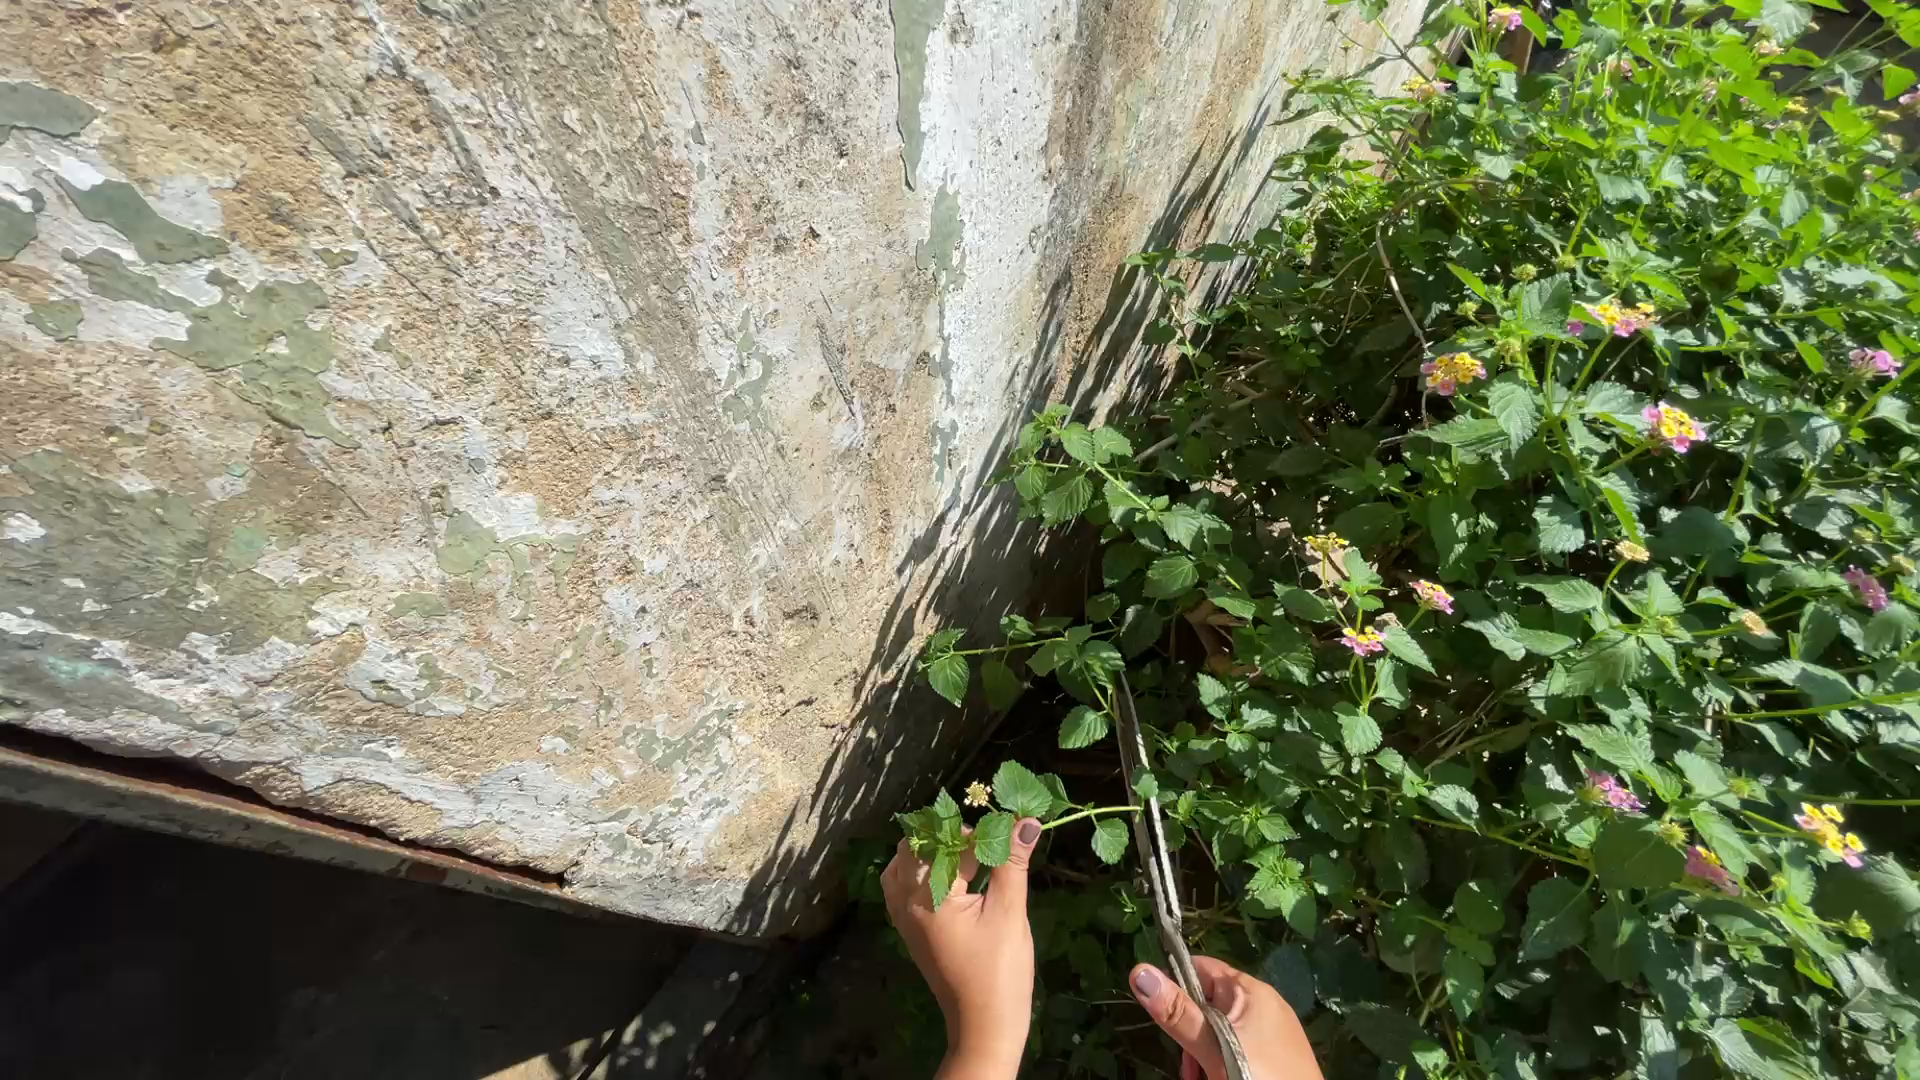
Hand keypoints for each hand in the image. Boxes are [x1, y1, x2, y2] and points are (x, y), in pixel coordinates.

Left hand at [882, 817, 1043, 1079]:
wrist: (985, 1028)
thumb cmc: (1000, 971)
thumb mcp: (1010, 912)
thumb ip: (1012, 862)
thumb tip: (1026, 821)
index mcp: (929, 896)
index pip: (953, 844)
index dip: (983, 833)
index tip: (1008, 831)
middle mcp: (907, 902)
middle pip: (917, 846)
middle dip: (950, 835)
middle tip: (986, 842)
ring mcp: (903, 917)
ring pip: (904, 864)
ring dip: (930, 850)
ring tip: (965, 853)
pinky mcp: (909, 930)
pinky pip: (901, 886)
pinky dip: (920, 871)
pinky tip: (947, 875)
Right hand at [1129, 956, 1324, 1079]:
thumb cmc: (1258, 1079)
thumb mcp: (1213, 1048)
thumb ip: (1177, 1012)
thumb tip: (1137, 970)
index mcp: (1252, 991)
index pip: (1200, 968)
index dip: (1177, 988)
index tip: (1166, 1020)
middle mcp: (1265, 1007)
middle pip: (1208, 1006)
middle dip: (1191, 1036)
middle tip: (1189, 1069)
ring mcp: (1274, 1038)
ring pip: (1220, 1034)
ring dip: (1204, 1057)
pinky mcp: (1279, 1064)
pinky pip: (1239, 1052)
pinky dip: (1224, 1067)